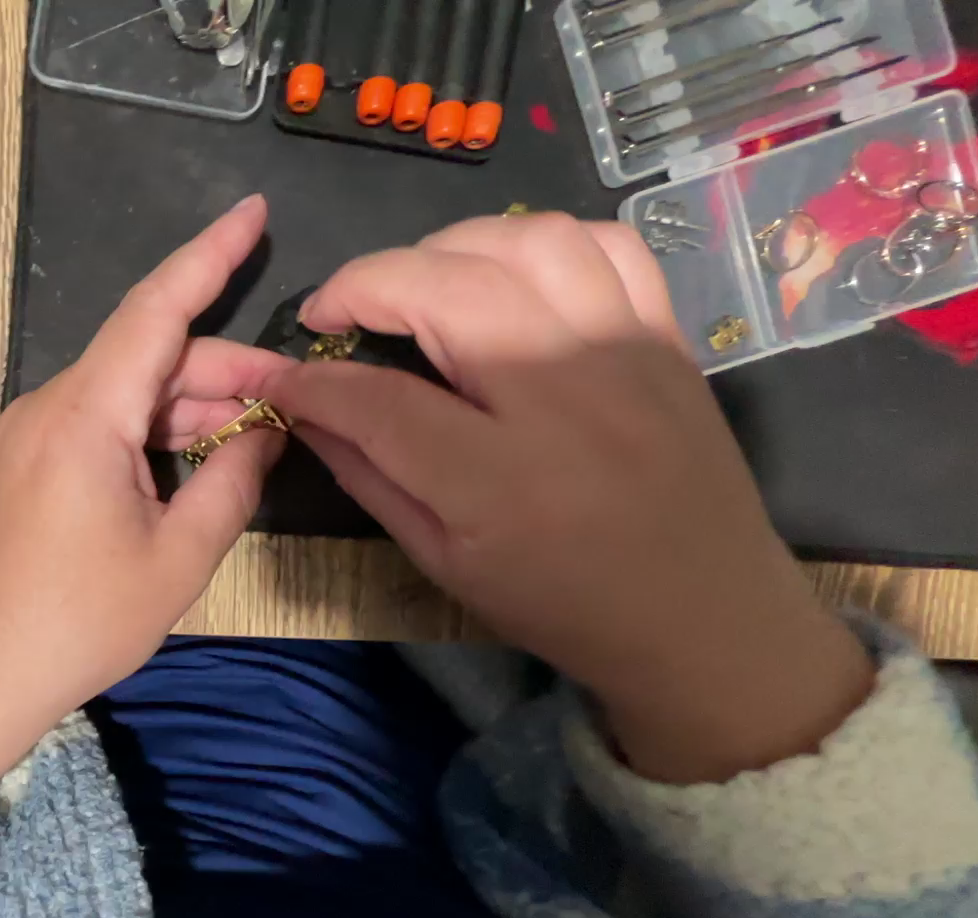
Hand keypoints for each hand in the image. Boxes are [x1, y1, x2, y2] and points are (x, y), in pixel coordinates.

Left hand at [0, 196, 293, 807]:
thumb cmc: (78, 623)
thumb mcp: (178, 558)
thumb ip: (232, 483)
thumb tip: (265, 434)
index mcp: (83, 415)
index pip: (154, 310)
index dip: (209, 256)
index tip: (253, 211)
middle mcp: (45, 407)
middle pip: (144, 360)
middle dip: (219, 371)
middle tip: (286, 406)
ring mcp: (23, 436)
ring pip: (119, 396)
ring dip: (183, 409)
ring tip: (247, 440)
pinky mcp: (17, 466)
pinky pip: (92, 427)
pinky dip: (144, 434)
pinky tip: (184, 464)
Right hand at [265, 213, 872, 783]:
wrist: (699, 616)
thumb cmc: (551, 601)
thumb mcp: (436, 557)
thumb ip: (365, 475)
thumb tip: (304, 412)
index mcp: (496, 481)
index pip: (378, 401)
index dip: (312, 383)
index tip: (279, 378)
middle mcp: (563, 401)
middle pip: (448, 291)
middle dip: (362, 284)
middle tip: (328, 312)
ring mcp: (625, 356)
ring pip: (526, 244)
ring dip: (443, 247)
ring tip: (408, 282)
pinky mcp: (666, 337)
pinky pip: (604, 245)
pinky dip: (535, 241)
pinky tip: (497, 273)